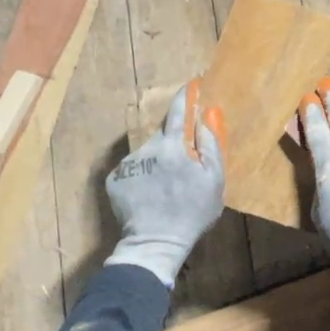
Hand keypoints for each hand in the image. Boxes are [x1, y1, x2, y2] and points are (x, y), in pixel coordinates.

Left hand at [104, 81, 225, 286]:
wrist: (154, 244)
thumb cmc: (192, 212)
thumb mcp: (214, 179)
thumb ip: (211, 146)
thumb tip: (205, 119)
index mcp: (174, 146)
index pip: (179, 112)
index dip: (185, 97)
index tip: (191, 86)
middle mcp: (147, 148)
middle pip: (163, 134)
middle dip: (173, 141)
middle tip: (182, 163)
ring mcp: (128, 164)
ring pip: (148, 152)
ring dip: (157, 159)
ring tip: (165, 184)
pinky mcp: (114, 179)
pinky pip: (133, 168)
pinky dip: (142, 174)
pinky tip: (148, 192)